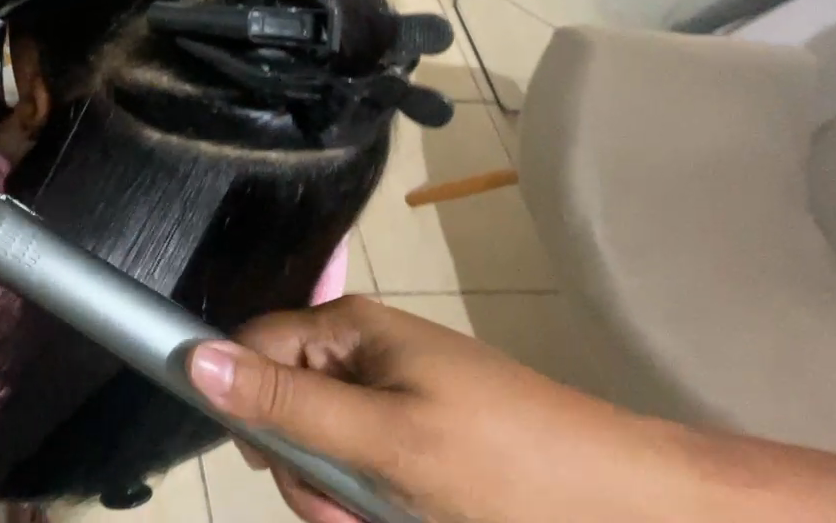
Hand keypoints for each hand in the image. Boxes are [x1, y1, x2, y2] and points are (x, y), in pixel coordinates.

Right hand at [185, 297, 701, 522]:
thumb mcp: (388, 443)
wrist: (644, 514)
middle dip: (305, 470)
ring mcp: (391, 402)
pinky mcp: (416, 444)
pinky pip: (361, 471)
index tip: (271, 465)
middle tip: (350, 512)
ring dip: (338, 498)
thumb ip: (287, 403)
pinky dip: (369, 506)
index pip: (252, 347)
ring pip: (319, 450)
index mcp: (348, 331)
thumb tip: (191, 357)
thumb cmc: (510, 469)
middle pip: (282, 406)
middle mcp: (361, 357)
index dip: (244, 401)